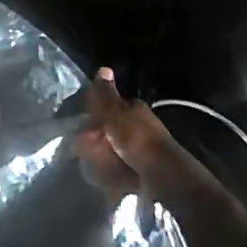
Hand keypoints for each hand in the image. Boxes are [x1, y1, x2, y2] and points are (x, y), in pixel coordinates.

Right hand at [72, 68, 224, 211]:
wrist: (163, 176)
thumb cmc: (137, 140)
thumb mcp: (116, 114)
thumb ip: (105, 95)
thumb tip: (103, 67)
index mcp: (134, 109)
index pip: (106, 108)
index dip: (93, 119)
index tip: (82, 132)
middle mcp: (138, 125)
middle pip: (107, 131)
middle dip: (96, 142)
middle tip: (90, 153)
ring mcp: (140, 148)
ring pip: (111, 150)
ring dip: (102, 159)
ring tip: (99, 168)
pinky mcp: (142, 168)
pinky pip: (119, 168)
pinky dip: (113, 173)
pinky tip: (109, 178)